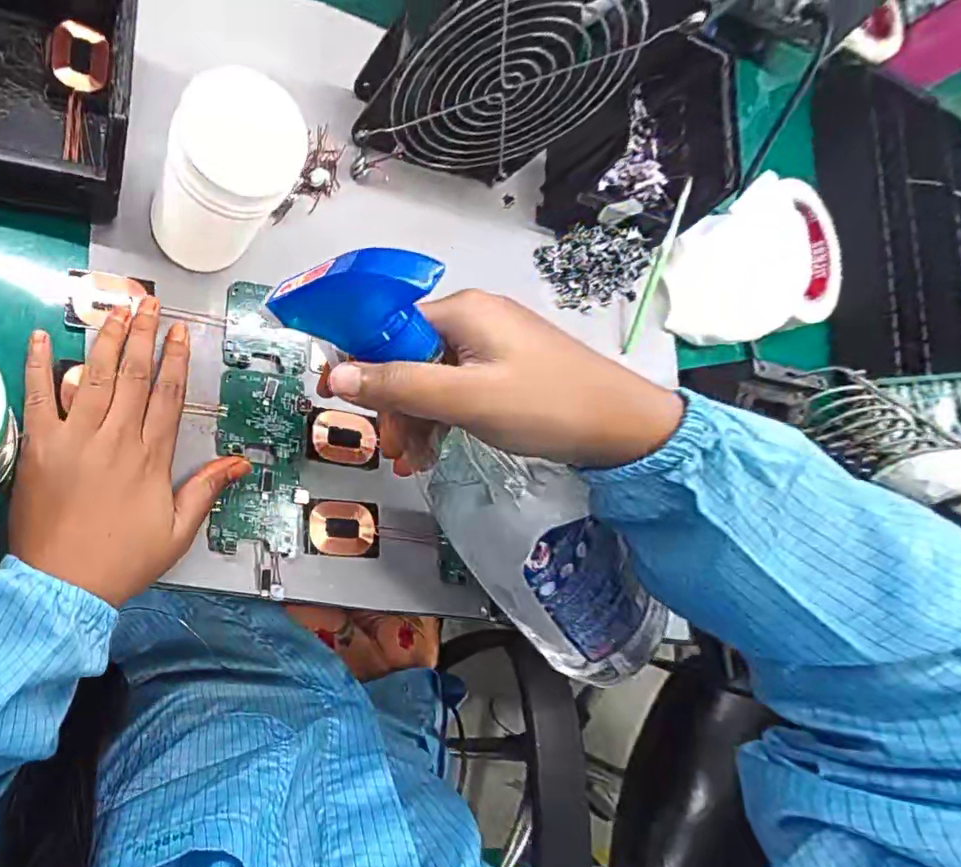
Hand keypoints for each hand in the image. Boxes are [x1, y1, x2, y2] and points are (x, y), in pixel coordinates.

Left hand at [11, 300, 250, 605]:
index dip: (174, 359)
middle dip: (142, 334)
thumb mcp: (176, 533)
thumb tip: (237, 463)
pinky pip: (39, 396)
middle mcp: (116, 439)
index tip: (177, 332)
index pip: (167, 395)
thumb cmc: (121, 563)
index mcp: (150, 458)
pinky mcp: (40, 446)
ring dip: (105, 338)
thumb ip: (205, 491)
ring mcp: (75, 439)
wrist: (65, 586)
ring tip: (114, 309)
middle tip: (146, 303)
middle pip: (133, 375)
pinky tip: (43, 337)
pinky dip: (39, 365)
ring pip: (94, 375)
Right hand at [318, 290, 684, 470]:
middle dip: (391, 408)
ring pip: (421, 382)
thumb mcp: (463, 397)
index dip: (357, 365)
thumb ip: (397, 384)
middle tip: (394, 448)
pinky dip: (433, 422)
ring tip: (414, 459)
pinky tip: (431, 451)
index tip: (337, 399)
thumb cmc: (548, 405)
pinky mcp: (493, 371)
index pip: (385, 330)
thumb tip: (337, 374)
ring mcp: (482, 347)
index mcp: (460, 313)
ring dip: (411, 422)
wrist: (623, 430)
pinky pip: (445, 392)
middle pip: (401, 361)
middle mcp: (468, 321)